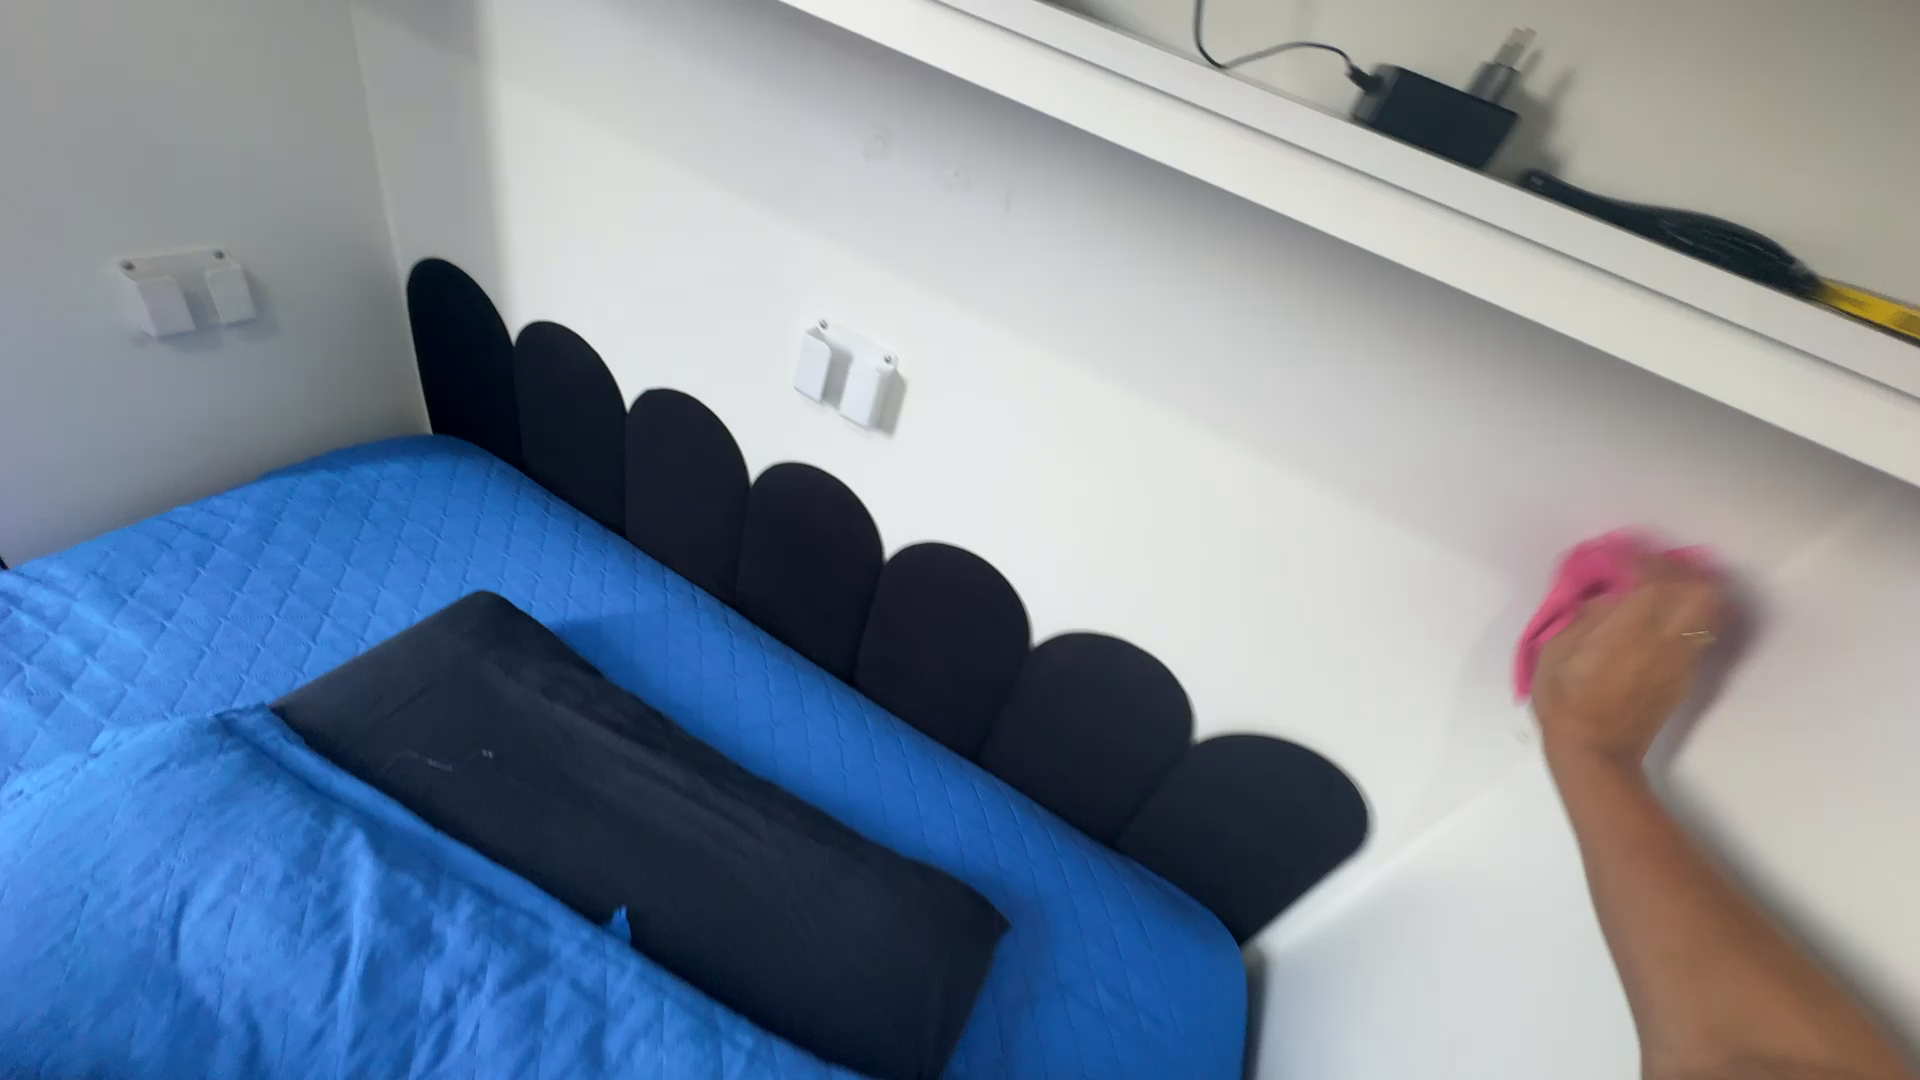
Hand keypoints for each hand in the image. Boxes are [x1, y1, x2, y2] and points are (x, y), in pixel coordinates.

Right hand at [1532, 554, 1726, 771]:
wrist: (1596, 748)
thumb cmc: (1563, 700)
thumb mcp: (1556, 653)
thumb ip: (1586, 620)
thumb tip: (1608, 600)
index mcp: (1628, 633)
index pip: (1652, 581)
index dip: (1640, 558)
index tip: (1622, 547)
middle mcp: (1666, 641)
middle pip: (1698, 590)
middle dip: (1679, 568)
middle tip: (1652, 559)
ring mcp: (1682, 658)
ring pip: (1709, 609)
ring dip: (1693, 586)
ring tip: (1666, 578)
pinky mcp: (1686, 673)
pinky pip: (1700, 628)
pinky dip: (1690, 608)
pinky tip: (1666, 609)